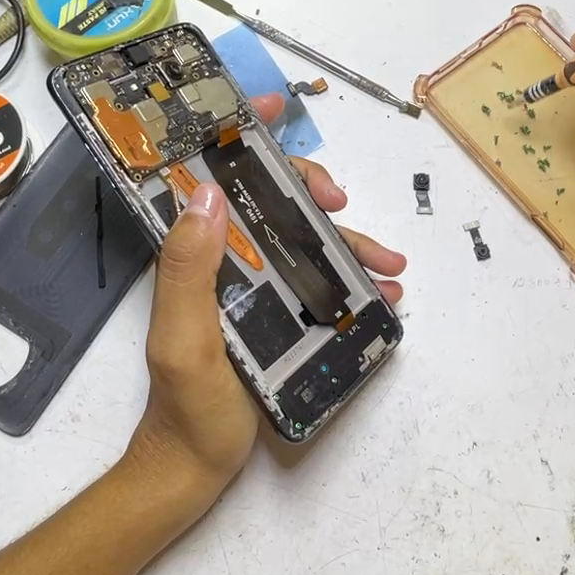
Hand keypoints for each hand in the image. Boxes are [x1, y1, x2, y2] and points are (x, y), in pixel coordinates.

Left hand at [126, 94, 404, 494]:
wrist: (197, 469)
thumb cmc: (187, 408)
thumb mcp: (183, 340)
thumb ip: (188, 272)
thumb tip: (207, 194)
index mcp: (191, 255)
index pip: (210, 179)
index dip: (237, 135)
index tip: (273, 105)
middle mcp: (222, 260)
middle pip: (268, 201)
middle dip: (309, 189)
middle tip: (341, 203)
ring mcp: (252, 286)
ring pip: (303, 241)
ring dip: (348, 242)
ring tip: (391, 264)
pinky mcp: (276, 314)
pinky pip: (318, 284)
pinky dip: (353, 282)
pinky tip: (384, 294)